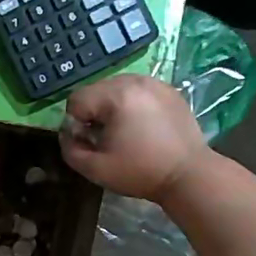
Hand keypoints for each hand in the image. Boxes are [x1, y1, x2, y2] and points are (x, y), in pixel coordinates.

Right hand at [60, 74, 209, 200]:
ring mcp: (155, 82)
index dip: (76, 124)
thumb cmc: (141, 172)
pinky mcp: (169, 90)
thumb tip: (67, 134)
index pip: (76, 100)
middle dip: (95, 114)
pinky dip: (134, 105)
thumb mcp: (96, 169)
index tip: (92, 144)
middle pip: (96, 90)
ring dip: (114, 108)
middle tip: (109, 140)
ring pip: (118, 88)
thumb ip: (70, 150)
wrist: (188, 175)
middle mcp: (134, 80)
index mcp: (115, 95)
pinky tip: (144, 128)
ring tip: (127, 133)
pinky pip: (139, 91)